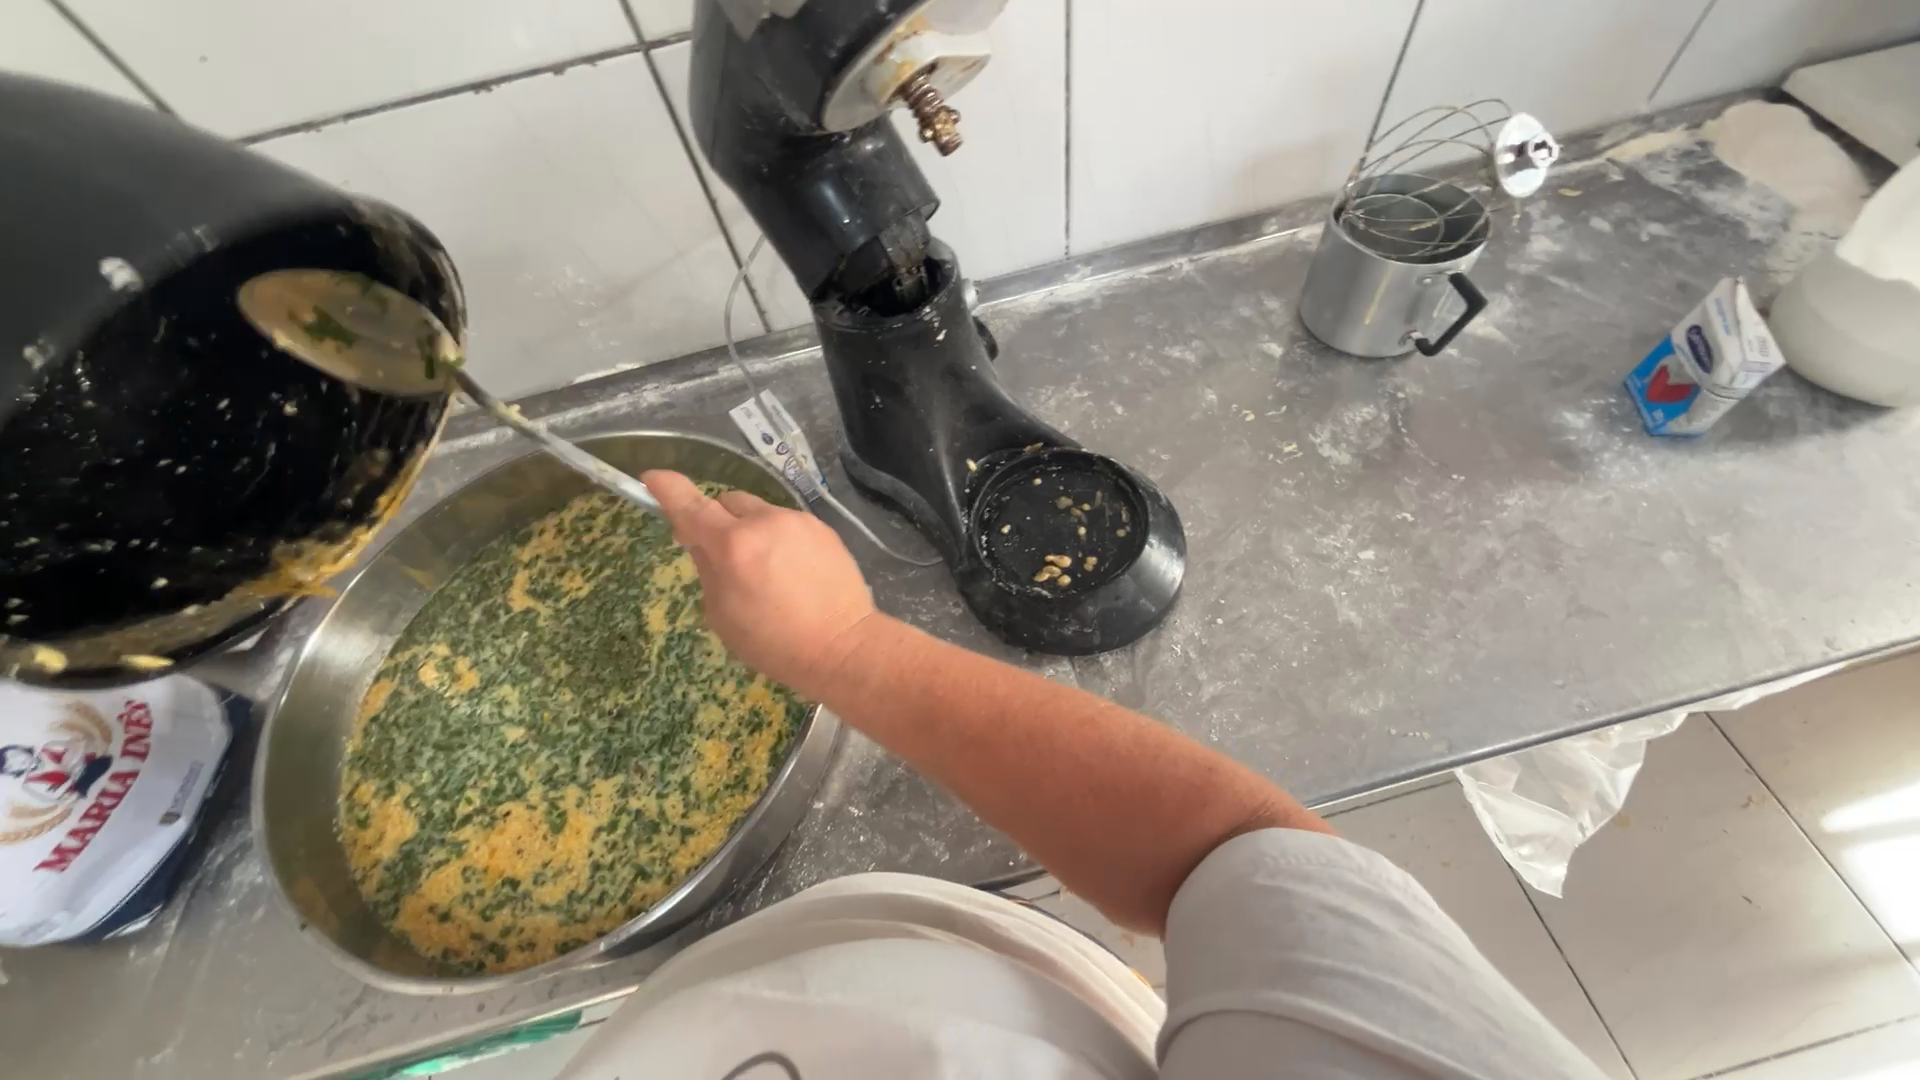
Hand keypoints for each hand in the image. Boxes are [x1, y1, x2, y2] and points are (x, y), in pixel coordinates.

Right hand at [642, 470, 878, 697]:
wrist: (842, 646)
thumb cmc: (774, 642)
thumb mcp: (722, 613)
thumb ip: (707, 568)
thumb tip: (699, 540)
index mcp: (734, 546)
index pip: (690, 504)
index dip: (667, 488)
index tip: (652, 478)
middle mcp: (766, 522)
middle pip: (727, 503)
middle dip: (717, 522)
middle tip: (719, 553)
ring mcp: (799, 522)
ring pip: (761, 513)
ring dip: (751, 531)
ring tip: (764, 570)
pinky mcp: (824, 529)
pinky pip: (788, 525)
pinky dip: (779, 539)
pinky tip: (791, 572)